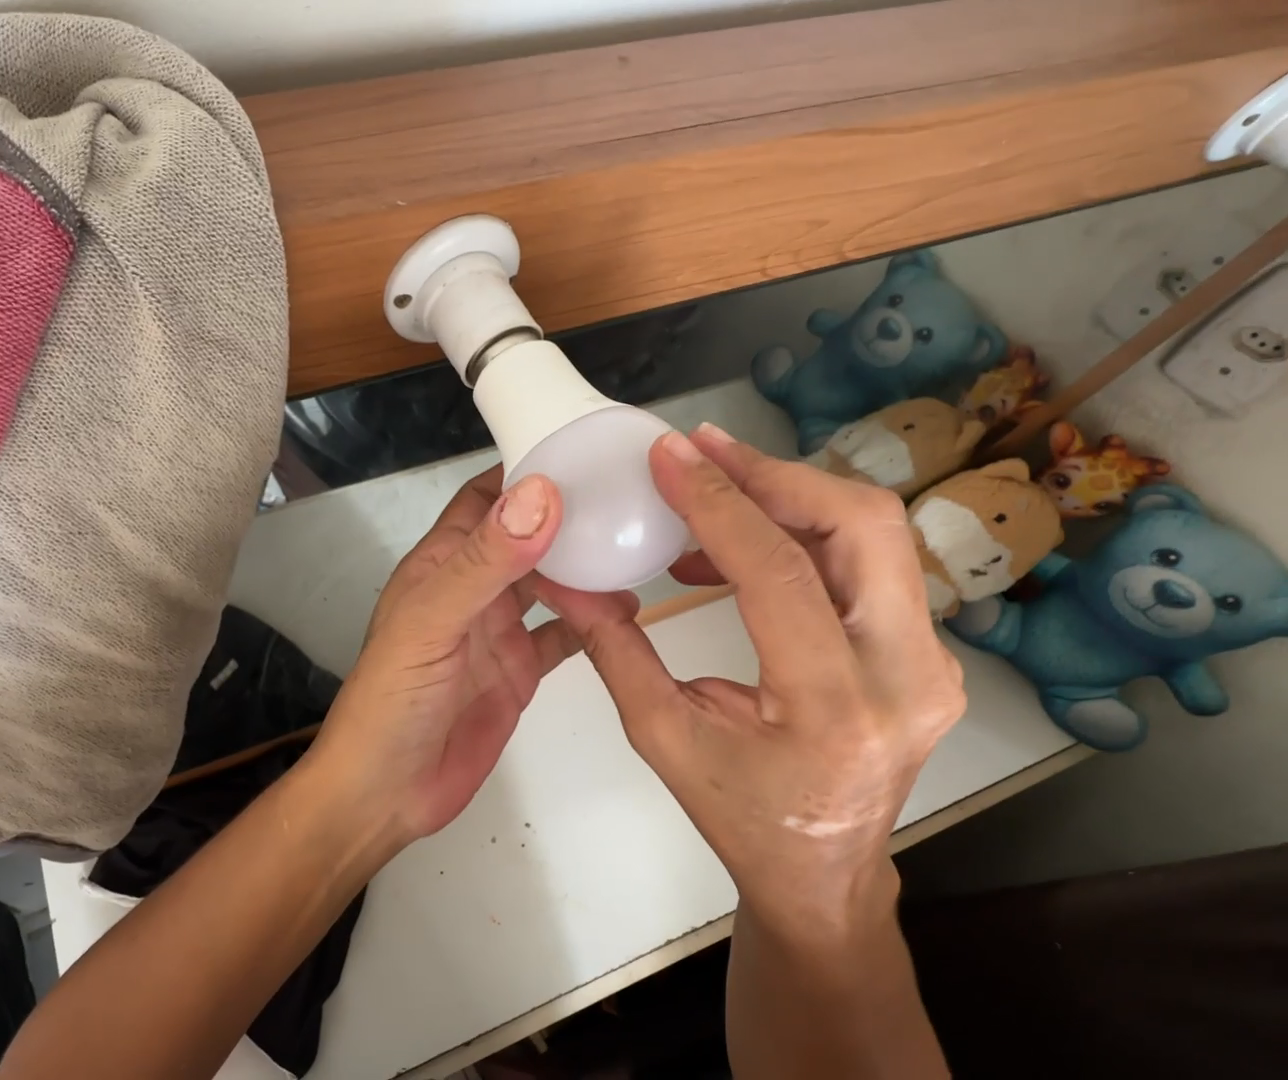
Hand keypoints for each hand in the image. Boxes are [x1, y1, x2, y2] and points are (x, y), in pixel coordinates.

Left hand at [307, 465, 638, 843]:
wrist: (388, 792)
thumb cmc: (394, 699)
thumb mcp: (434, 622)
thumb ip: (486, 563)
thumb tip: (541, 493)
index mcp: (442, 565)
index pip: (485, 500)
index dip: (524, 472)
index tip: (583, 447)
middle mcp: (471, 590)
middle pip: (526, 538)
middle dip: (569, 518)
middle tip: (631, 498)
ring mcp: (497, 631)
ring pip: (550, 585)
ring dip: (586, 569)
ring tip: (638, 551)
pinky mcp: (518, 672)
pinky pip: (563, 636)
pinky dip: (592, 622)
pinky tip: (628, 612)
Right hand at [541, 425, 966, 937]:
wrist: (824, 872)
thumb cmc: (738, 815)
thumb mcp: (661, 737)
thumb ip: (615, 651)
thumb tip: (568, 581)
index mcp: (835, 706)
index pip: (781, 573)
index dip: (719, 503)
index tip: (669, 456)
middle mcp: (906, 673)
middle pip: (862, 527)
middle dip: (775, 474)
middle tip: (702, 451)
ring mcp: (930, 659)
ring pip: (875, 534)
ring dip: (791, 495)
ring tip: (711, 484)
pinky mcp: (925, 650)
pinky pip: (867, 564)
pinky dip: (802, 533)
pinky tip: (736, 544)